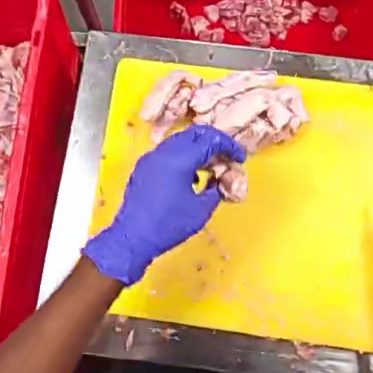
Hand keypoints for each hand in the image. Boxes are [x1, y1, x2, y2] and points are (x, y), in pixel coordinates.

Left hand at [83, 124, 245, 284]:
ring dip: (197, 149)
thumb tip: (221, 180)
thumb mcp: (201, 210)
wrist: (132, 238)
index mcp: (179, 159)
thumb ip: (216, 189)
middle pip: (193, 134)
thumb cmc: (168, 225)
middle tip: (226, 158)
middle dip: (214, 142)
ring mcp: (150, 159)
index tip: (240, 158)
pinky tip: (190, 178)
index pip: (210, 140)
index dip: (229, 146)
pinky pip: (167, 153)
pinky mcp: (143, 168)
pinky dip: (183, 157)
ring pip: (179, 142)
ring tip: (210, 168)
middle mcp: (163, 152)